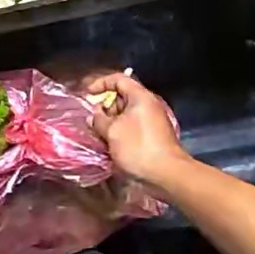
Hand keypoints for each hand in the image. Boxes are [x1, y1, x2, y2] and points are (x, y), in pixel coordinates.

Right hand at [86, 72, 191, 188]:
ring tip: (99, 134)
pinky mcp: (153, 136)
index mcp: (140, 97)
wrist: (167, 174)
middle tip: (93, 119)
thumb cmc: (138, 147)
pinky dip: (121, 131)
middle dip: (105, 106)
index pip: (118, 79)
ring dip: (111, 122)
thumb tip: (94, 115)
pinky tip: (111, 144)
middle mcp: (148, 105)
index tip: (87, 94)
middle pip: (122, 97)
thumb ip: (99, 120)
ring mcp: (152, 121)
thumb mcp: (112, 132)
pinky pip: (133, 127)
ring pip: (127, 114)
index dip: (101, 83)